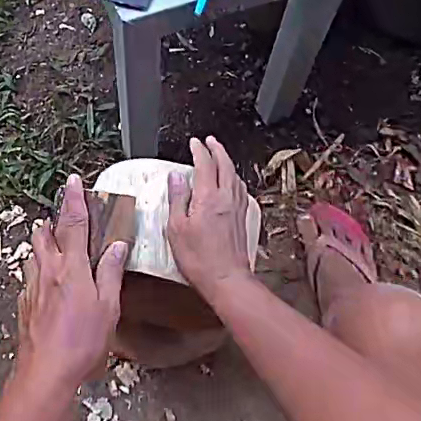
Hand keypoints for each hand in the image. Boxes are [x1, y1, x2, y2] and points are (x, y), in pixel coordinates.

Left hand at [16, 174, 129, 393]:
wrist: (45, 373)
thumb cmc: (81, 342)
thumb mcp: (108, 306)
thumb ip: (111, 272)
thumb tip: (117, 246)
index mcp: (72, 267)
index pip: (73, 223)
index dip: (74, 200)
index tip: (74, 182)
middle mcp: (48, 271)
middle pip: (46, 233)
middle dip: (54, 218)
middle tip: (62, 210)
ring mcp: (33, 287)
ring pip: (35, 253)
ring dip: (43, 240)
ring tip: (51, 236)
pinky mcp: (25, 304)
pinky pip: (30, 275)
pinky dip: (39, 267)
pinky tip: (45, 276)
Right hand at [166, 136, 252, 300]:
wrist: (227, 280)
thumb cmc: (200, 260)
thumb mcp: (177, 229)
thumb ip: (177, 199)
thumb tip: (176, 178)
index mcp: (208, 197)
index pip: (205, 164)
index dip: (199, 150)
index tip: (194, 143)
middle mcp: (227, 198)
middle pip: (225, 164)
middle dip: (217, 149)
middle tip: (210, 141)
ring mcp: (238, 207)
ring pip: (235, 176)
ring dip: (227, 162)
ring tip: (220, 157)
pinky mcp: (243, 218)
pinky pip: (241, 189)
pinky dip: (234, 178)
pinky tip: (232, 183)